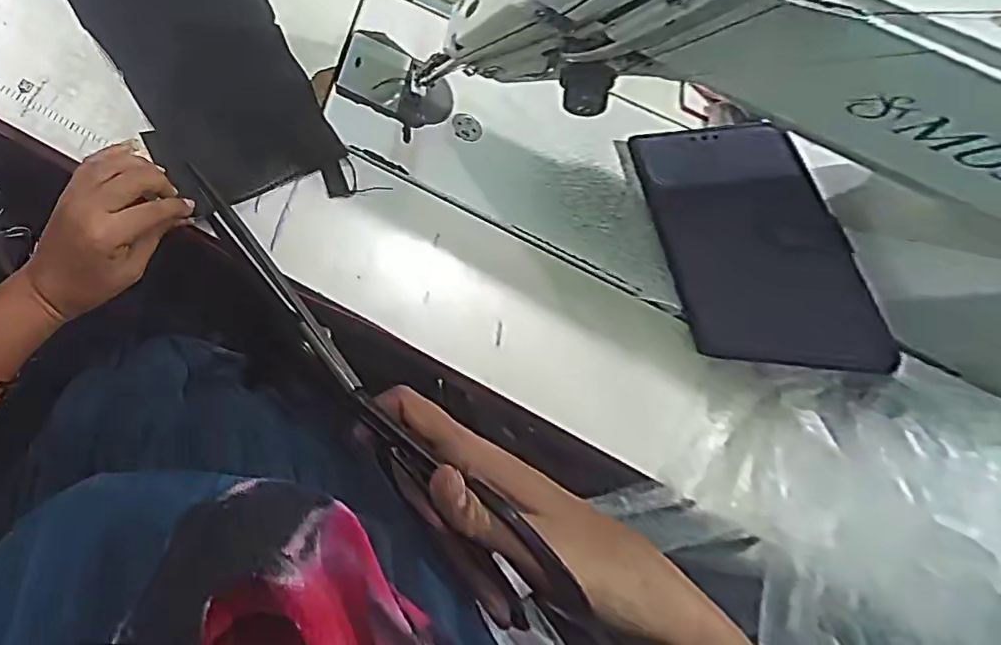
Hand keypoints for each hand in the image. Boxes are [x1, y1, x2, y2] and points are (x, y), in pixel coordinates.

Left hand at [16, 145, 193, 322]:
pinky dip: (114, 153)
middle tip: (171, 192)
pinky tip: (130, 153)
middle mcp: (89, 207)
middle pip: (134, 177)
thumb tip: (176, 216)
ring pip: (114, 162)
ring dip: (140, 163)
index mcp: (105, 233)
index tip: (186, 206)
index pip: (151, 208)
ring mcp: (77, 194)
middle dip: (160, 181)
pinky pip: (94, 161)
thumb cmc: (84, 286)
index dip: (174, 206)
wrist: (47, 286)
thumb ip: (154, 236)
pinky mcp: (70, 189)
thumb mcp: (130, 270)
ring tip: (156, 174)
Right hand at [376, 386, 749, 644]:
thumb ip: (479, 513)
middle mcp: (479, 471)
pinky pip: (458, 531)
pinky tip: (493, 588)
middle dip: (420, 504)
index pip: (414, 409)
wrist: (663, 611)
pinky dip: (467, 559)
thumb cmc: (608, 569)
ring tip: (489, 583)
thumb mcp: (540, 547)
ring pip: (435, 503)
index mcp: (484, 459)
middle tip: (452, 545)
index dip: (379, 411)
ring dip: (450, 543)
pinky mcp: (498, 526)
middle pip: (414, 463)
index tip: (357, 439)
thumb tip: (431, 471)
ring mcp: (488, 499)